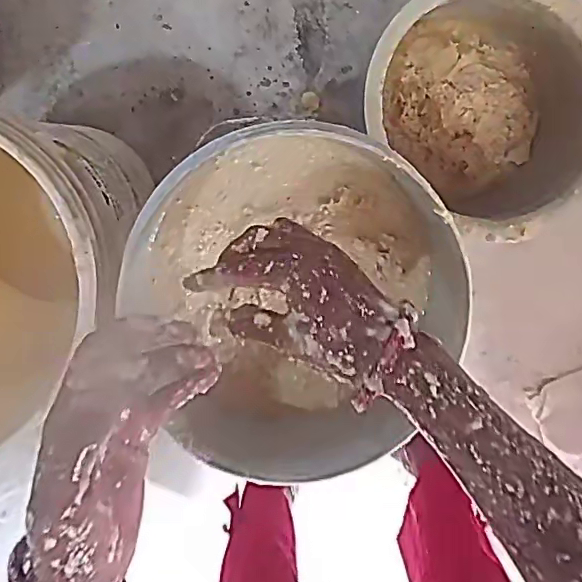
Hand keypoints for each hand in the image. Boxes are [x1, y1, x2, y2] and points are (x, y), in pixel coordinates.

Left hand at [25, 319, 218, 581]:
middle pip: (125, 359)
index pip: (93, 357)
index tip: (153, 325)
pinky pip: (162, 401)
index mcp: (68, 413)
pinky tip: (206, 376)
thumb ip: (88, 445)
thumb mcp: (67, 491)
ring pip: (149, 376)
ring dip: (177, 359)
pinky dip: (185, 385)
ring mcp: (116, 420)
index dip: (121, 336)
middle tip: (190, 332)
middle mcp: (92, 407)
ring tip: (206, 351)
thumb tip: (117, 402)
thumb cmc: (63, 534)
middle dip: (156, 342)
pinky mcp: (136, 437)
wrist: (78, 573)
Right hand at [185, 218, 415, 397]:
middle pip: (257, 241)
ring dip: (254, 244)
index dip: (215, 276)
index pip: (243, 268)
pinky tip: (271, 262)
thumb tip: (225, 317)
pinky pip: (297, 235)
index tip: (194, 284)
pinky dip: (276, 242)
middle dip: (232, 256)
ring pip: (277, 232)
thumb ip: (255, 324)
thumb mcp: (292, 339)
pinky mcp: (333, 254)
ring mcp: (322, 249)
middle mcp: (308, 252)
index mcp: (294, 272)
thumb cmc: (340, 348)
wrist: (387, 347)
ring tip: (240, 266)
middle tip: (216, 276)